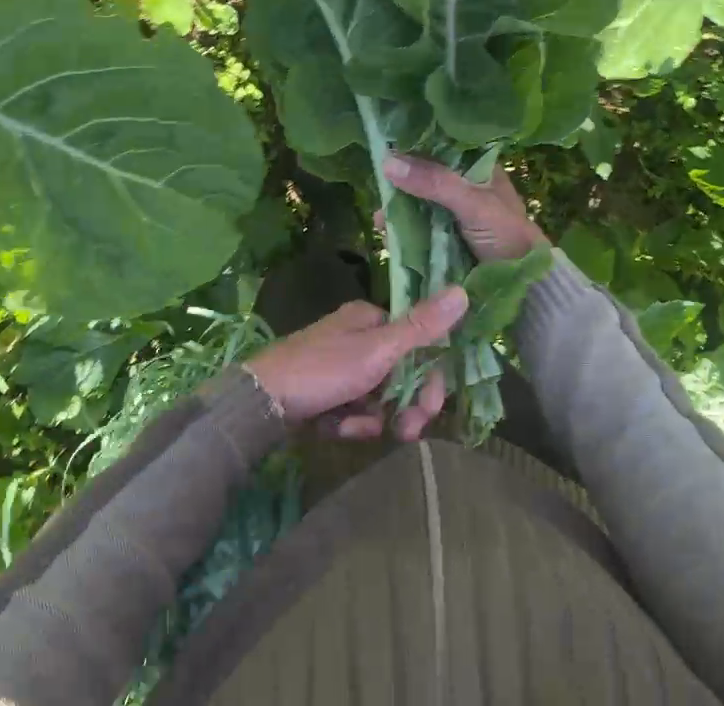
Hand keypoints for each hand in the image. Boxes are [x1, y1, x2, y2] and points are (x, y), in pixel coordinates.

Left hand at [245, 288, 466, 440]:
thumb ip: (421, 327)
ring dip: (372, 418)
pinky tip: (335, 428)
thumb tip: (463, 291)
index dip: (429, 380)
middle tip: (404, 432)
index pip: (417, 347)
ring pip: (376, 398)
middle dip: (403, 406)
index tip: (429, 410)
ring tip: (354, 428)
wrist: (260, 402)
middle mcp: (354, 338)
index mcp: (369, 320)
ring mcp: (337, 366)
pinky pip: (351, 410)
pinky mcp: (322, 392)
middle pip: (399, 375)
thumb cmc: (323, 369)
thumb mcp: (378, 349)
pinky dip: (348, 422)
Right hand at [382, 154, 548, 262]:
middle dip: (399, 186)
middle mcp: (463, 186)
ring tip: (381, 224)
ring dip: (398, 212)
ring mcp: (453, 212)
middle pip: (423, 177)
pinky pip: (419, 228)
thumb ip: (435, 183)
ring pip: (418, 204)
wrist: (523, 282)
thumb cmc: (505, 234)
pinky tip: (389, 237)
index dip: (412, 148)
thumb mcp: (472, 204)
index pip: (440, 148)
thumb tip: (387, 163)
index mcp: (477, 168)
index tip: (384, 152)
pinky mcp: (445, 237)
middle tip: (380, 196)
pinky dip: (404, 232)